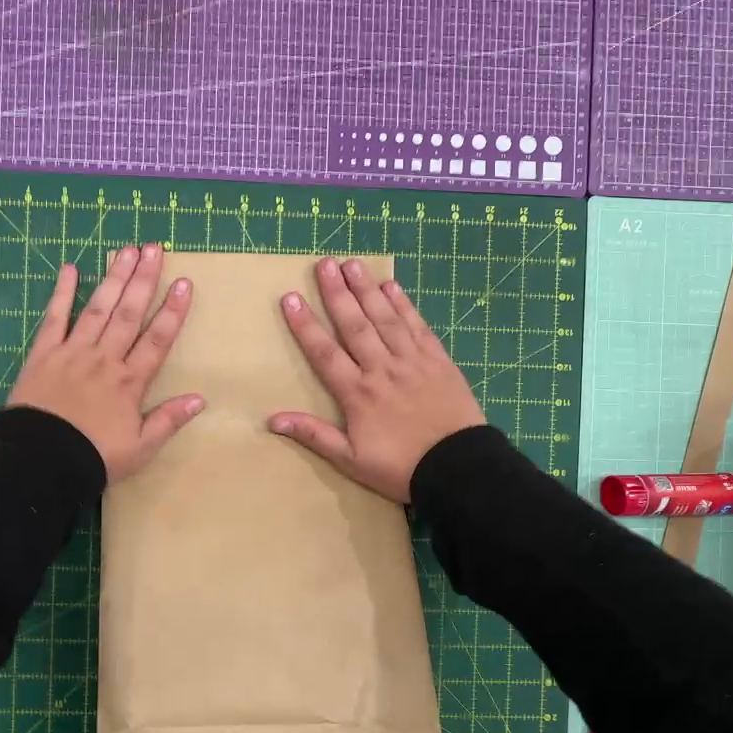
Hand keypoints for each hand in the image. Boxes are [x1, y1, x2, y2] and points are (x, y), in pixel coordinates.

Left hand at [8, 244, 204, 481]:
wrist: (40, 461)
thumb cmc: (92, 457)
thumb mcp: (140, 448)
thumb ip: (168, 420)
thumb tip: (200, 398)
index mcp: (130, 382)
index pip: (157, 340)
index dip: (172, 311)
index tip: (184, 283)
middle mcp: (105, 359)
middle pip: (129, 313)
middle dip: (143, 280)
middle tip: (154, 248)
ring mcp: (73, 352)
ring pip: (98, 308)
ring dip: (113, 278)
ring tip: (125, 250)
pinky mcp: (43, 354)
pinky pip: (54, 318)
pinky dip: (62, 293)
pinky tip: (70, 269)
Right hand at [269, 257, 485, 502]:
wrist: (459, 469)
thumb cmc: (400, 468)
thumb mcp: (351, 460)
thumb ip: (314, 435)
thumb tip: (273, 419)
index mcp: (357, 393)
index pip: (324, 353)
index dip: (305, 325)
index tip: (290, 298)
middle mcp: (382, 369)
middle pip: (355, 325)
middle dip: (337, 293)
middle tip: (324, 263)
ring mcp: (412, 362)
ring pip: (386, 318)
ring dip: (368, 289)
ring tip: (352, 263)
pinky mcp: (439, 361)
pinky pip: (418, 326)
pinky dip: (404, 305)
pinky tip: (392, 286)